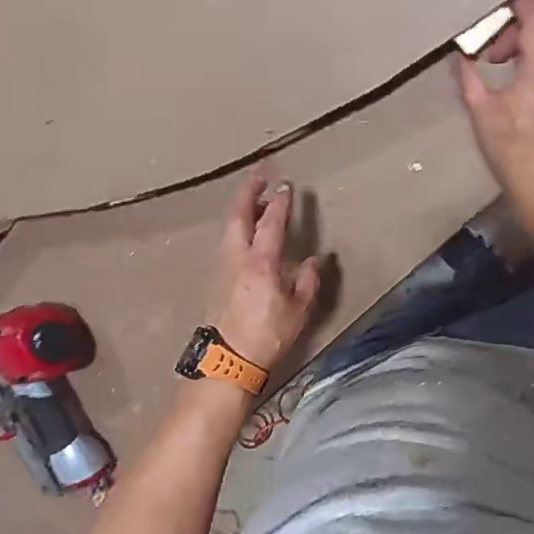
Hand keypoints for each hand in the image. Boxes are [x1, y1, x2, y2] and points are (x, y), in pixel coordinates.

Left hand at [209, 167, 322, 372]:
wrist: (229, 360)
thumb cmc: (268, 334)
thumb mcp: (299, 309)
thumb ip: (308, 281)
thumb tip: (315, 262)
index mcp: (261, 263)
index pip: (271, 223)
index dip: (281, 203)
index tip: (288, 186)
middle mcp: (238, 258)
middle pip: (239, 215)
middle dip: (249, 191)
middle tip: (259, 174)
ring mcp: (224, 266)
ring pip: (230, 226)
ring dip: (242, 208)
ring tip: (256, 198)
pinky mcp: (218, 277)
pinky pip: (228, 240)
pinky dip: (238, 225)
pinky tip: (247, 229)